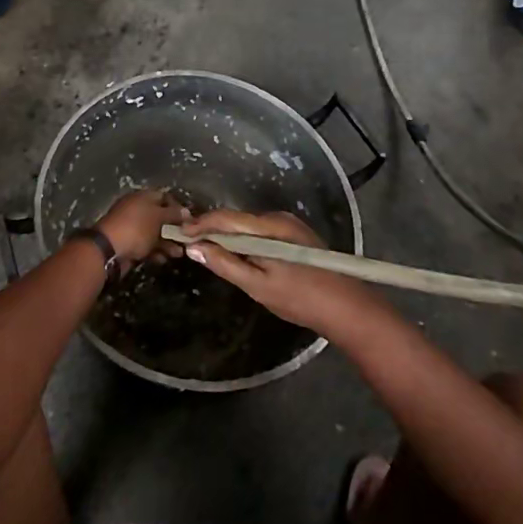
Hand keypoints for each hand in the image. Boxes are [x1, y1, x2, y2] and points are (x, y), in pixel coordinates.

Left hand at [94, 189, 189, 266]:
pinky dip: (157, 252)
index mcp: (142, 197)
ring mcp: (133, 229)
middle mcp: (137, 210)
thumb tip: (186, 211)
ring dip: (168, 242)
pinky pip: (147, 245)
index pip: (164, 197)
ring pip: (155, 233)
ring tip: (180, 253)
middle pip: (160, 216)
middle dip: (174, 227)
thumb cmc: (136, 228)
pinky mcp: (130, 245)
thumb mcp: (158, 217)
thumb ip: (173, 214)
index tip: (189, 219)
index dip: (178, 206)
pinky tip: (165, 259)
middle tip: (187, 238)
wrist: (109, 252)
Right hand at [178, 210, 393, 336]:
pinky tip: (236, 254)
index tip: (177, 233)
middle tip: (187, 243)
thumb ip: (226, 264)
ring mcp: (289, 225)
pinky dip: (244, 240)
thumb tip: (194, 248)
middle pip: (237, 219)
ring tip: (205, 249)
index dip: (200, 224)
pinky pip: (261, 232)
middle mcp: (279, 218)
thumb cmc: (300, 298)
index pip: (226, 218)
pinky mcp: (295, 235)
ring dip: (227, 234)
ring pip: (248, 226)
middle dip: (211, 228)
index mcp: (269, 227)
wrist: (345, 306)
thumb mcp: (257, 285)